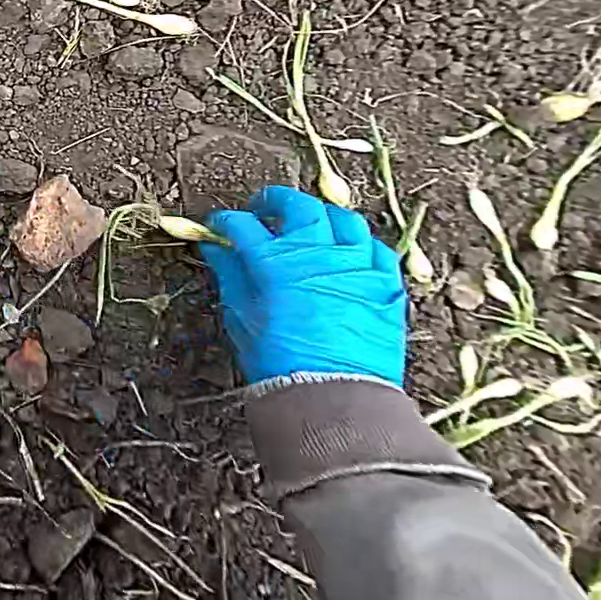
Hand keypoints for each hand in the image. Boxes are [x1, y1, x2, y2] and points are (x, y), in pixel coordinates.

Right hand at [203, 185, 407, 385]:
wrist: (335, 401)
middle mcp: (316, 252)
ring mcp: (355, 265)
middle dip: (275, 201)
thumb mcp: (242, 316)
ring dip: (322, 217)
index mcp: (274, 260)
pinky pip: (377, 250)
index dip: (226, 222)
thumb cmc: (281, 362)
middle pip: (297, 205)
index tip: (220, 226)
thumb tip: (216, 247)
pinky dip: (360, 246)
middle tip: (264, 209)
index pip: (243, 224)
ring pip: (343, 219)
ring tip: (310, 226)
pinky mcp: (384, 284)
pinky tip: (349, 254)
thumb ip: (230, 274)